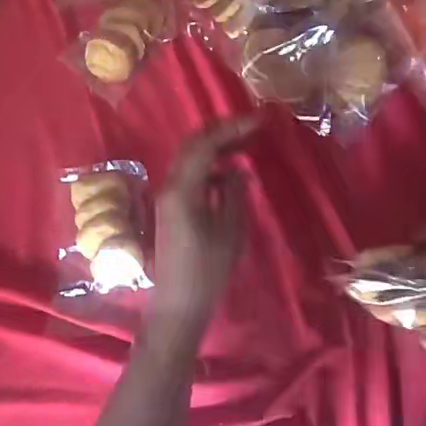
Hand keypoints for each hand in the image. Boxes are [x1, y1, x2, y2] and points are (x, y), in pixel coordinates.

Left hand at [152, 117, 258, 328]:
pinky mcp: (171, 208)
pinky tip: (231, 175)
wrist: (179, 304)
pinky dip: (210, 167)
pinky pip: (190, 175)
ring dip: (215, 148)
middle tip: (252, 128)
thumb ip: (235, 194)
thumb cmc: (208, 270)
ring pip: (190, 159)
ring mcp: (167, 197)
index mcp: (183, 189)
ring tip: (246, 145)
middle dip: (222, 132)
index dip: (231, 128)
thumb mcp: (230, 231)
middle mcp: (170, 186)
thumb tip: (239, 169)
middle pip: (192, 146)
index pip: (205, 145)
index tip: (258, 122)